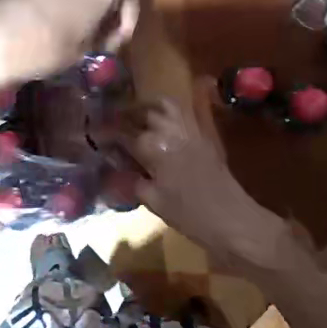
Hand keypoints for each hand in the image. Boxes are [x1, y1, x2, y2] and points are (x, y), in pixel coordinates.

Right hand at [124, 78, 320, 281]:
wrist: (234, 222)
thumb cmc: (190, 216)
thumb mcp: (152, 202)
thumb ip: (132, 180)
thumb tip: (116, 169)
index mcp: (153, 146)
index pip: (121, 133)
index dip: (104, 133)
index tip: (92, 134)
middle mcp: (170, 130)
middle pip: (142, 111)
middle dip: (124, 115)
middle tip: (112, 124)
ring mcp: (190, 130)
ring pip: (165, 105)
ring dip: (148, 107)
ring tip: (136, 118)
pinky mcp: (205, 136)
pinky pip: (189, 112)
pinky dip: (178, 107)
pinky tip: (169, 115)